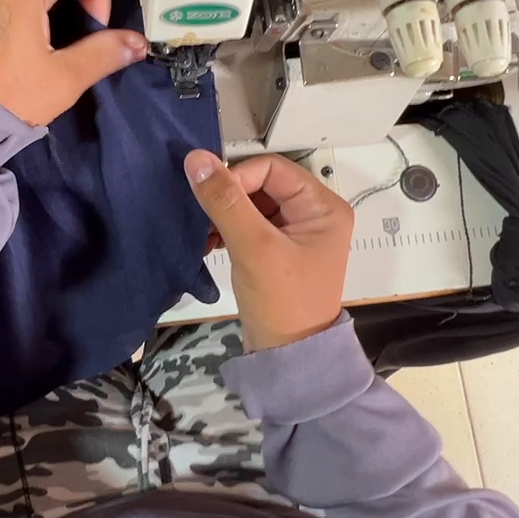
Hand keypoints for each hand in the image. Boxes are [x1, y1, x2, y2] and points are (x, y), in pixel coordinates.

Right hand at [184, 149, 353, 351]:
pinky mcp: (278, 250)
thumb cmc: (281, 302)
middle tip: (201, 218)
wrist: (287, 359)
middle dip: (228, 198)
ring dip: (223, 215)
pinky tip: (208, 244)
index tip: (210, 202)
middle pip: (261, 184)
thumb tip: (195, 158)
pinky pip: (249, 225)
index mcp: (323, 206)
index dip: (236, 178)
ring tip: (203, 235)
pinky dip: (226, 230)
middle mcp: (314, 213)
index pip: (270, 169)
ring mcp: (296, 233)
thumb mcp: (253, 247)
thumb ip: (225, 201)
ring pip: (251, 204)